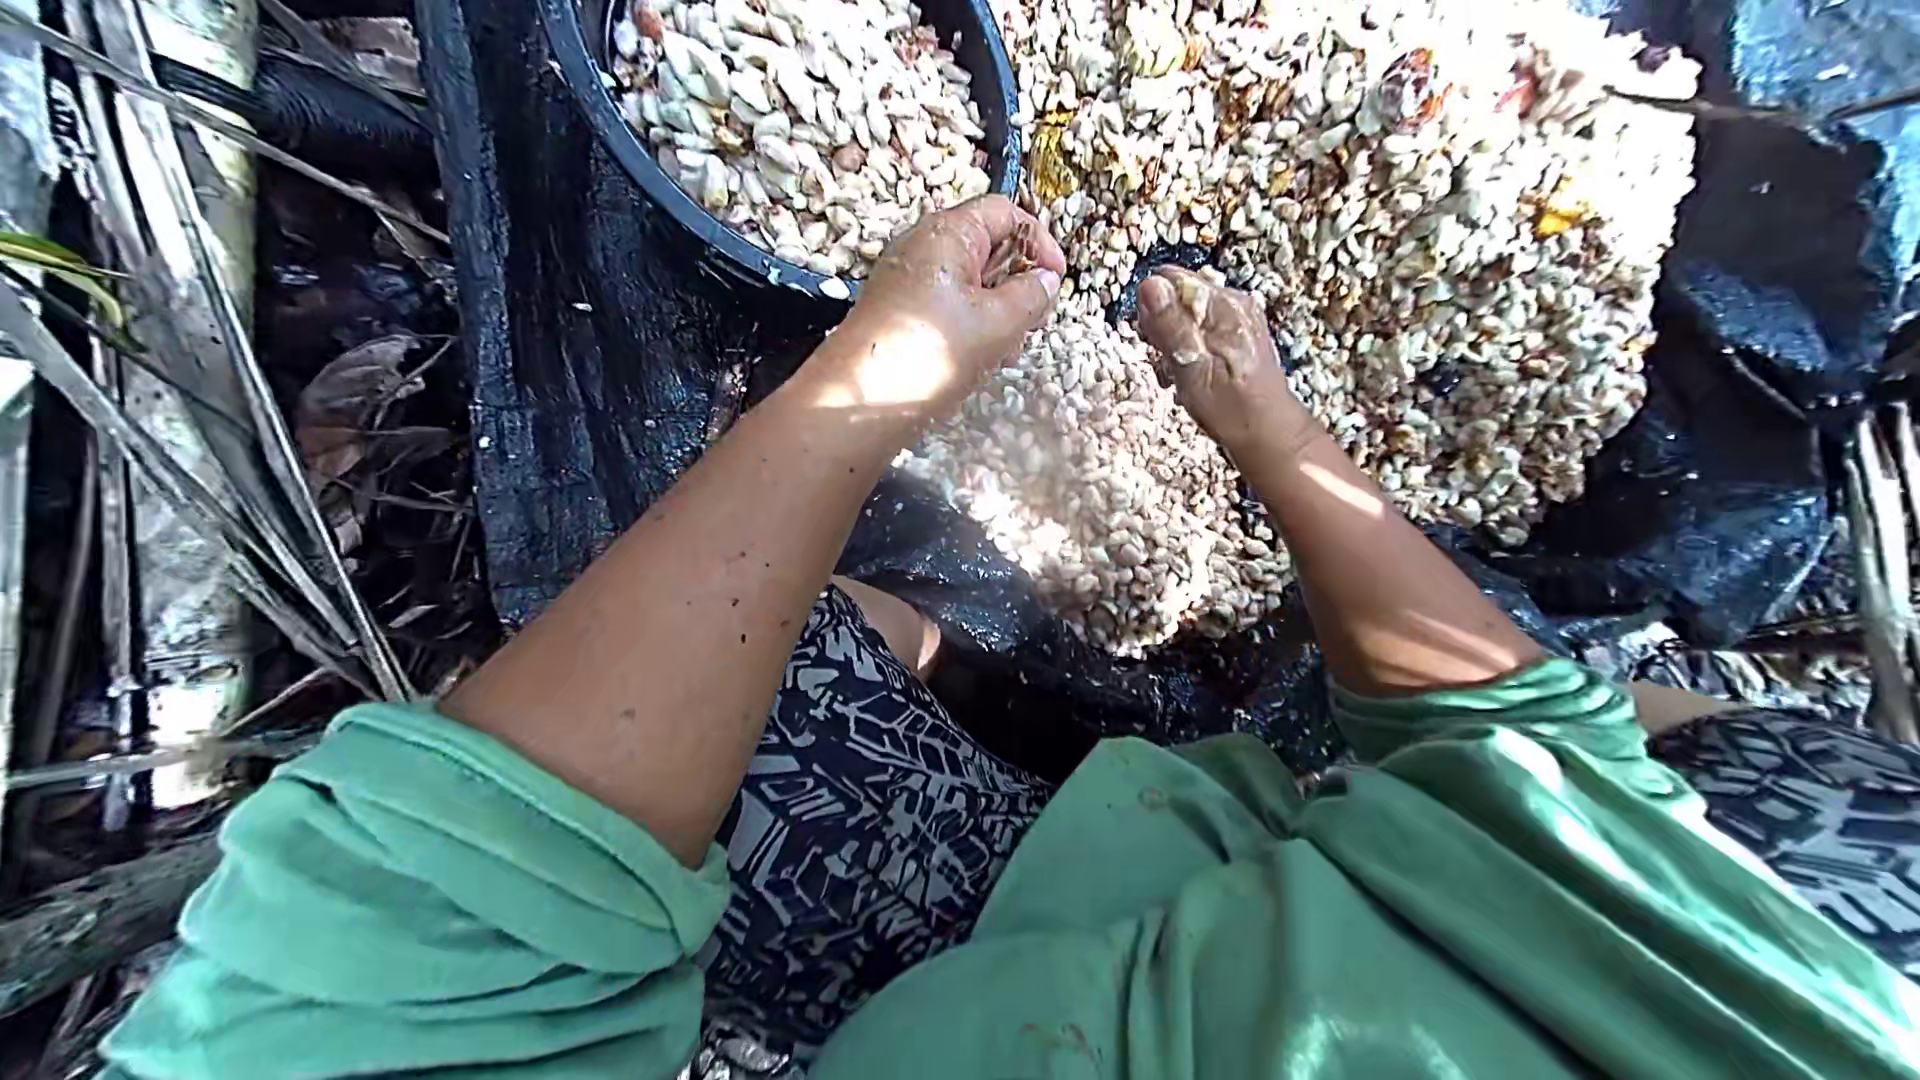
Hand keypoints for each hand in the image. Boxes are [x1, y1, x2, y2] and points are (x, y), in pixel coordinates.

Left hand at [826, 195, 1065, 415]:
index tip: (1057, 281)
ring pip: (968, 285)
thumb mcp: (997, 323)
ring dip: (997, 311)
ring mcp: (907, 283)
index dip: (1040, 241)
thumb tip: (1046, 280)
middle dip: (1019, 282)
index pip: (1006, 213)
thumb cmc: (932, 352)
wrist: (860, 401)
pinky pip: (946, 309)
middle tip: (1033, 322)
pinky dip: (971, 328)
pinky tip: (981, 360)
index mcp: (947, 233)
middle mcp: (922, 247)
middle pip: (986, 248)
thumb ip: (1031, 296)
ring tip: (1008, 350)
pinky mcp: (899, 316)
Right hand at [1137, 267, 1316, 454]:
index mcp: (1222, 305)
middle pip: (1178, 296)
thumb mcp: (1191, 366)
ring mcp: (1237, 319)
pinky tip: (1190, 374)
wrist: (1267, 433)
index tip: (1153, 339)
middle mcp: (1233, 303)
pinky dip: (1186, 350)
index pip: (1171, 280)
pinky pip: (1199, 331)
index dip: (1152, 308)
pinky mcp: (1236, 336)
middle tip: (1167, 361)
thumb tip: (1149, 285)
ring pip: (1186, 316)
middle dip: (1161, 326)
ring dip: (1172, 342)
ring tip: (1179, 373)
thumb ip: (1170, 325)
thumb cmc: (1231, 407)